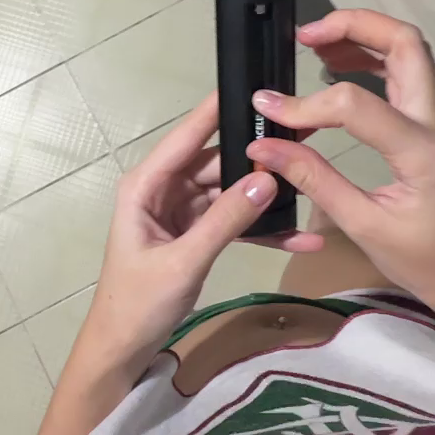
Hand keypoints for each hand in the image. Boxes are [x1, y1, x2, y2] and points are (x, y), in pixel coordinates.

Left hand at [72, 93, 325, 378]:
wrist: (123, 348)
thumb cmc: (138, 302)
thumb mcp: (182, 262)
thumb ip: (224, 222)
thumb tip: (267, 180)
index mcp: (145, 186)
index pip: (186, 138)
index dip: (215, 111)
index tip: (250, 86)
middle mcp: (163, 190)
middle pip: (214, 162)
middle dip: (255, 156)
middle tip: (304, 141)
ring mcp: (180, 212)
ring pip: (228, 191)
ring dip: (264, 195)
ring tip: (311, 180)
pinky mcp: (194, 234)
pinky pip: (231, 222)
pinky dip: (260, 230)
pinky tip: (300, 236)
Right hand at [246, 10, 434, 320]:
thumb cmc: (424, 259)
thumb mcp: (362, 225)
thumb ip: (312, 178)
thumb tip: (263, 145)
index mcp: (421, 152)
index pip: (355, 105)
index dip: (305, 103)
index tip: (267, 108)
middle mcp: (434, 122)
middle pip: (405, 43)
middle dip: (354, 25)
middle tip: (305, 35)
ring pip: (407, 49)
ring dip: (361, 34)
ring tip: (313, 44)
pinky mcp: (428, 121)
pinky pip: (404, 70)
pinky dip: (368, 55)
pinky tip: (334, 67)